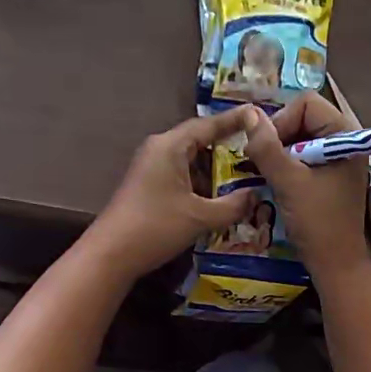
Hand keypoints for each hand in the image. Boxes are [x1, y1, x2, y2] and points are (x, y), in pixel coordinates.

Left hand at [85, 108, 262, 277]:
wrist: (111, 255)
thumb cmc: (156, 228)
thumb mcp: (200, 217)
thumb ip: (233, 205)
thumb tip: (256, 196)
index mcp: (170, 146)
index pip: (208, 124)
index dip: (235, 121)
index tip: (259, 116)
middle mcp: (159, 150)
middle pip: (200, 142)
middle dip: (228, 150)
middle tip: (258, 155)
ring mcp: (151, 169)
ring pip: (190, 163)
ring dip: (215, 172)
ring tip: (246, 179)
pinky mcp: (148, 187)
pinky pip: (181, 178)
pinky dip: (201, 186)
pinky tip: (219, 200)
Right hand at [240, 93, 370, 276]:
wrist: (336, 264)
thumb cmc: (317, 223)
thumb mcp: (288, 183)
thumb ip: (267, 148)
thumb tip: (247, 115)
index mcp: (345, 135)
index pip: (306, 104)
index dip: (280, 121)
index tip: (264, 150)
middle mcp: (346, 141)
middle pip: (304, 118)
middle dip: (278, 137)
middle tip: (260, 162)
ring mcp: (339, 159)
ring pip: (301, 138)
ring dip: (280, 152)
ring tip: (267, 174)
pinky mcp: (331, 176)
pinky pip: (305, 157)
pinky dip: (288, 165)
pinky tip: (277, 182)